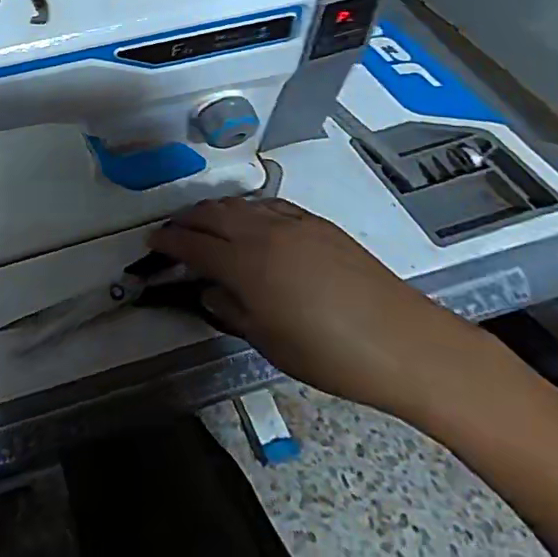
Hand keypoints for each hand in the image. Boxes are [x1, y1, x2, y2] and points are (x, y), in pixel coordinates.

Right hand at [149, 197, 496, 421]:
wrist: (404, 342)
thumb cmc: (330, 353)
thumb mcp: (268, 342)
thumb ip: (231, 311)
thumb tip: (211, 292)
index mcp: (244, 263)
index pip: (192, 244)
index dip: (167, 242)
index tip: (152, 244)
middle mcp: (262, 233)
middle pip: (210, 214)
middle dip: (185, 220)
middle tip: (172, 232)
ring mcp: (291, 223)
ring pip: (239, 204)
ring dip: (213, 210)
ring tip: (203, 222)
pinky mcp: (316, 223)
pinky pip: (268, 205)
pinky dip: (246, 209)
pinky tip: (248, 221)